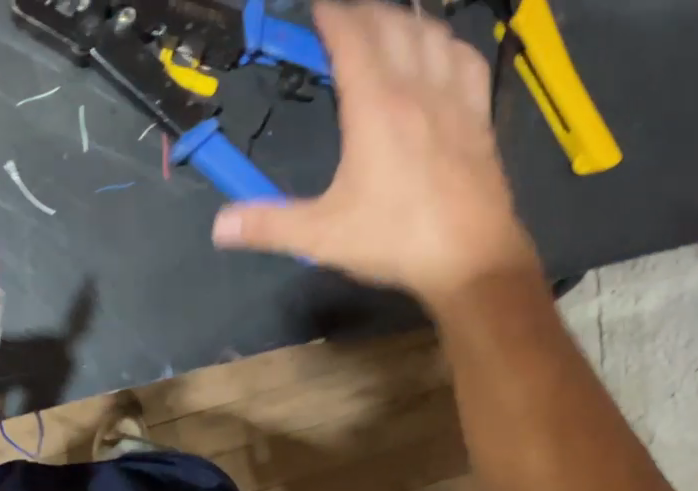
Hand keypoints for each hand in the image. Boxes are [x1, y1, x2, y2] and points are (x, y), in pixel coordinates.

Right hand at [211, 2, 539, 302]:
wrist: (470, 258)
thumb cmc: (393, 241)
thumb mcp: (321, 236)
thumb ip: (268, 225)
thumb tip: (219, 226)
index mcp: (375, 110)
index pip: (353, 42)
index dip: (333, 17)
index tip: (317, 7)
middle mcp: (417, 92)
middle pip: (393, 28)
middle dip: (366, 12)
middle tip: (344, 14)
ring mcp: (454, 102)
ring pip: (432, 36)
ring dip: (405, 21)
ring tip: (387, 22)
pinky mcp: (479, 120)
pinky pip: (466, 61)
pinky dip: (446, 44)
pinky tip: (440, 50)